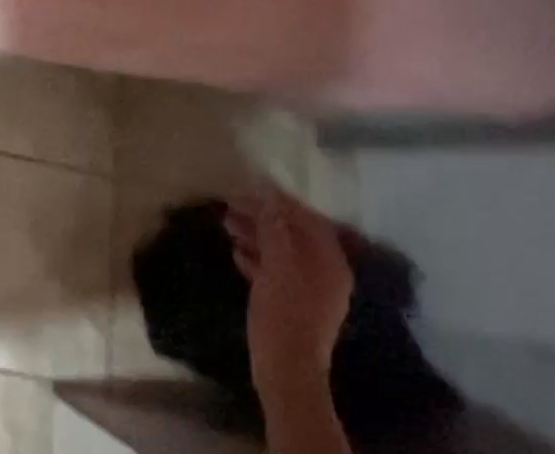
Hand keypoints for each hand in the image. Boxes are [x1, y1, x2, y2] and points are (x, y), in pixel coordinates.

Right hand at [226, 189, 353, 392]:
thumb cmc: (284, 313)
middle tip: (230, 203)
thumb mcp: (278, 265)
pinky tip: (235, 253)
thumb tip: (267, 193)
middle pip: (293, 235)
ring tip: (226, 224)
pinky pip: (273, 271)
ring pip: (280, 252)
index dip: (281, 201)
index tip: (250, 185)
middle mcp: (323, 273)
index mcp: (329, 263)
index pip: (309, 220)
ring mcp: (307, 290)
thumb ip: (274, 228)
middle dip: (264, 217)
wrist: (285, 368)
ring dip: (256, 235)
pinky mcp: (289, 304)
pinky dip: (255, 258)